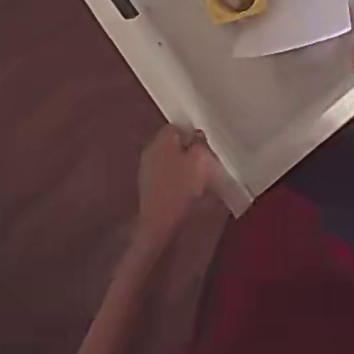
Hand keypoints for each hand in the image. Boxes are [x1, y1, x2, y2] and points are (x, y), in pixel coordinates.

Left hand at [134, 124, 221, 241]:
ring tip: (202, 177)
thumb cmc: (181, 188)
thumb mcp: (200, 160)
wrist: (160, 226)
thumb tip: (198, 135)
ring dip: (184, 166)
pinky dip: (178, 181)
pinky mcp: (149, 191)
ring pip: (170, 161)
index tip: (207, 142)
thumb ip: (200, 143)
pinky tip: (190, 191)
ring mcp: (147, 172)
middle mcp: (151, 152)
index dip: (193, 132)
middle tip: (207, 158)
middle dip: (189, 150)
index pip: (177, 126)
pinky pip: (167, 178)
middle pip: (173, 144)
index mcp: (161, 140)